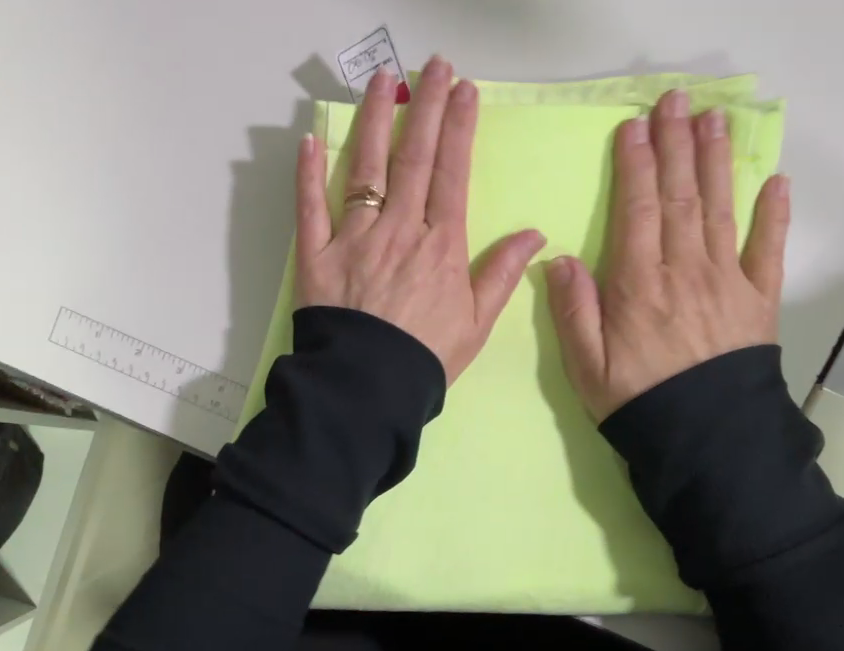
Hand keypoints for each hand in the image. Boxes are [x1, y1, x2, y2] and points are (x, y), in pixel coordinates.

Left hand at [296, 58, 547, 383]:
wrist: (367, 390)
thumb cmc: (425, 360)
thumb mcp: (476, 323)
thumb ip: (502, 274)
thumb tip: (535, 235)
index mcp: (441, 244)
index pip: (452, 172)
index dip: (459, 127)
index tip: (465, 91)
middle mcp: (398, 230)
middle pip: (413, 158)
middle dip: (425, 106)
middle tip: (433, 66)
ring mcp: (353, 240)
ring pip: (365, 169)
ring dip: (374, 120)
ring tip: (382, 81)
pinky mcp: (316, 258)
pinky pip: (310, 208)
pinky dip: (308, 174)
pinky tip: (312, 141)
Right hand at [544, 89, 790, 419]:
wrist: (702, 435)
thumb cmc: (635, 402)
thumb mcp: (585, 367)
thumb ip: (573, 311)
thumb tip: (558, 259)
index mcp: (639, 285)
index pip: (637, 211)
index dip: (636, 165)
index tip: (633, 127)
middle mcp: (685, 270)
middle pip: (680, 196)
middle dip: (676, 145)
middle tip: (675, 100)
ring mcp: (727, 280)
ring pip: (719, 208)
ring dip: (715, 162)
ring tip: (713, 120)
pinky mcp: (759, 298)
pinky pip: (768, 248)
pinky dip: (773, 213)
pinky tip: (774, 182)